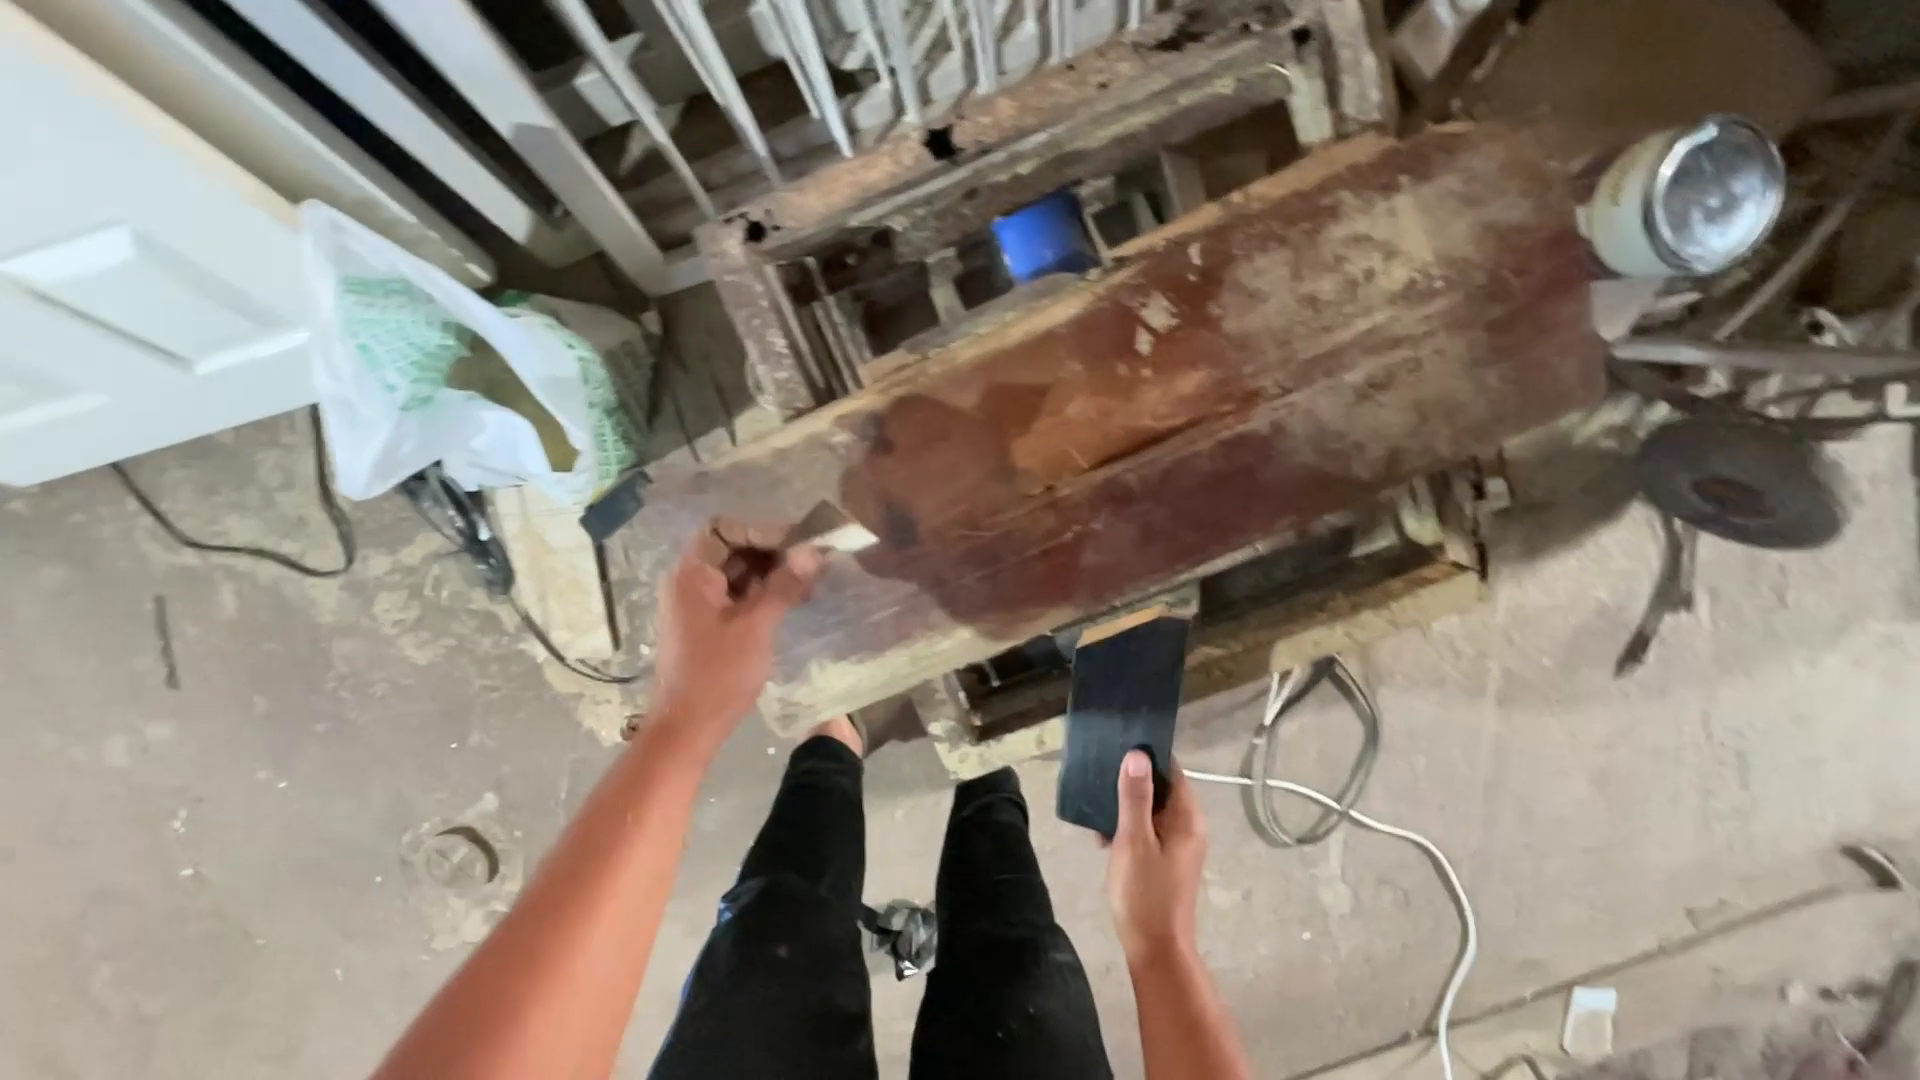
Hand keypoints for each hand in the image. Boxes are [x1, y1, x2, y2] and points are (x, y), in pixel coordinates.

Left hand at [645, 520, 821, 750]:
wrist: (686, 729)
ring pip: (737, 572)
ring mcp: (696, 603)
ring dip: (771, 572)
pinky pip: (736, 594)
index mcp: (691, 574)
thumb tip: (814, 552)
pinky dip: (762, 593)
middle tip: (813, 561)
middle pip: (732, 548)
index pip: (726, 529)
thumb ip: (784, 586)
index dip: (764, 530)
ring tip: (810, 581)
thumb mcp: (756, 627)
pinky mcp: (706, 623)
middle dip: (773, 551)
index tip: (801, 543)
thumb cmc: (718, 675)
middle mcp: (689, 581)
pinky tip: (793, 600)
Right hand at [1106, 751, 1206, 962]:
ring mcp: (1178, 845)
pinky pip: (1147, 830)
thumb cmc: (1145, 893)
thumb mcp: (1134, 840)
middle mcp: (1188, 827)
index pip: (1172, 770)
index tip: (1118, 744)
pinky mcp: (1165, 861)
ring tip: (1095, 805)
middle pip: (1161, 788)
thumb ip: (1135, 796)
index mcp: (1187, 818)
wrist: (1155, 949)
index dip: (1148, 755)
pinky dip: (1128, 827)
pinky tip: (1102, 836)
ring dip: (1125, 806)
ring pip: (1151, 810)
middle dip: (1131, 780)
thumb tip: (1137, 754)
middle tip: (1098, 773)